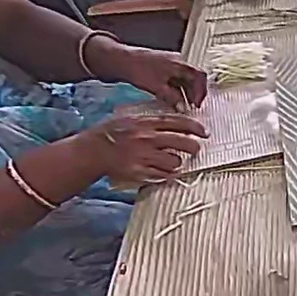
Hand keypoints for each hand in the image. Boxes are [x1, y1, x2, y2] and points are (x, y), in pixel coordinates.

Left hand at [86, 36, 208, 108]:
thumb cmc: (137, 68)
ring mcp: (171, 62)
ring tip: (183, 102)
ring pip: (186, 77)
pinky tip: (174, 95)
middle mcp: (178, 60)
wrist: (119, 59)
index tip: (197, 103)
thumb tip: (182, 107)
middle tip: (193, 104)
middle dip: (195, 92)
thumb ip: (173, 98)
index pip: (199, 77)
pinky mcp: (164, 65)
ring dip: (187, 90)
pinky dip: (179, 87)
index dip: (201, 92)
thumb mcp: (157, 87)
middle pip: (195, 77)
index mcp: (179, 63)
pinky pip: (178, 77)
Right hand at [89, 111, 208, 183]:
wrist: (92, 151)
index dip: (194, 127)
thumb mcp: (130, 120)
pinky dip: (166, 174)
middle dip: (193, 147)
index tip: (204, 133)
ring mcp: (144, 156)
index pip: (177, 122)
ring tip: (168, 161)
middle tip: (195, 150)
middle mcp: (147, 139)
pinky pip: (164, 176)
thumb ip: (152, 122)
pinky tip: (160, 171)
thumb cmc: (112, 134)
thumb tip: (177, 123)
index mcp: (145, 123)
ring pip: (176, 162)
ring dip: (176, 163)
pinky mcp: (141, 172)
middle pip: (183, 143)